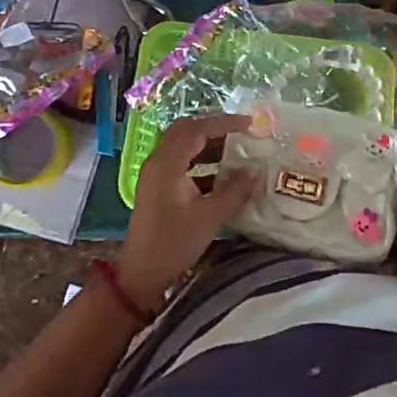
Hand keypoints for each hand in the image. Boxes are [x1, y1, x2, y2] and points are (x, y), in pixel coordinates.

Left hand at [119, 113, 257, 311]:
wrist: (141, 273)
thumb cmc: (174, 243)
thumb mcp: (210, 217)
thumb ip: (234, 191)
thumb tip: (255, 171)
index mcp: (168, 164)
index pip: (196, 129)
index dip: (224, 123)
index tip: (249, 124)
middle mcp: (158, 162)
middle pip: (185, 131)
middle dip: (214, 128)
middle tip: (241, 133)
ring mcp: (155, 174)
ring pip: (182, 146)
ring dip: (208, 145)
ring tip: (237, 151)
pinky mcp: (157, 187)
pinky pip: (180, 162)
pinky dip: (201, 161)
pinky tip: (222, 174)